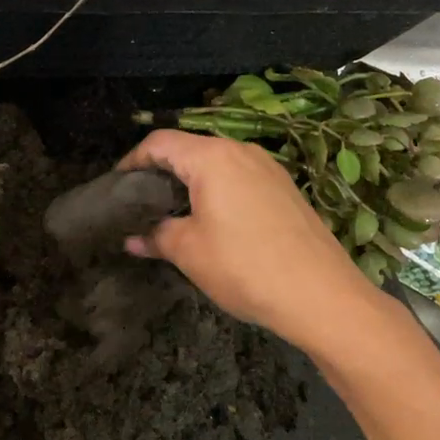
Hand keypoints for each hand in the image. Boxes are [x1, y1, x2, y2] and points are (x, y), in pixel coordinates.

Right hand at [118, 129, 371, 347]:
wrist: (323, 296)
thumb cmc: (246, 268)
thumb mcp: (190, 253)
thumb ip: (157, 236)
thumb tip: (132, 238)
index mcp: (212, 157)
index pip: (160, 143)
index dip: (133, 160)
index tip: (116, 186)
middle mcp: (240, 150)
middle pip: (189, 148)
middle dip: (162, 171)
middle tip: (141, 201)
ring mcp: (267, 167)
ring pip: (216, 163)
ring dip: (191, 181)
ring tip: (173, 213)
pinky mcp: (285, 187)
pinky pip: (240, 176)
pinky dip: (218, 190)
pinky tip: (213, 221)